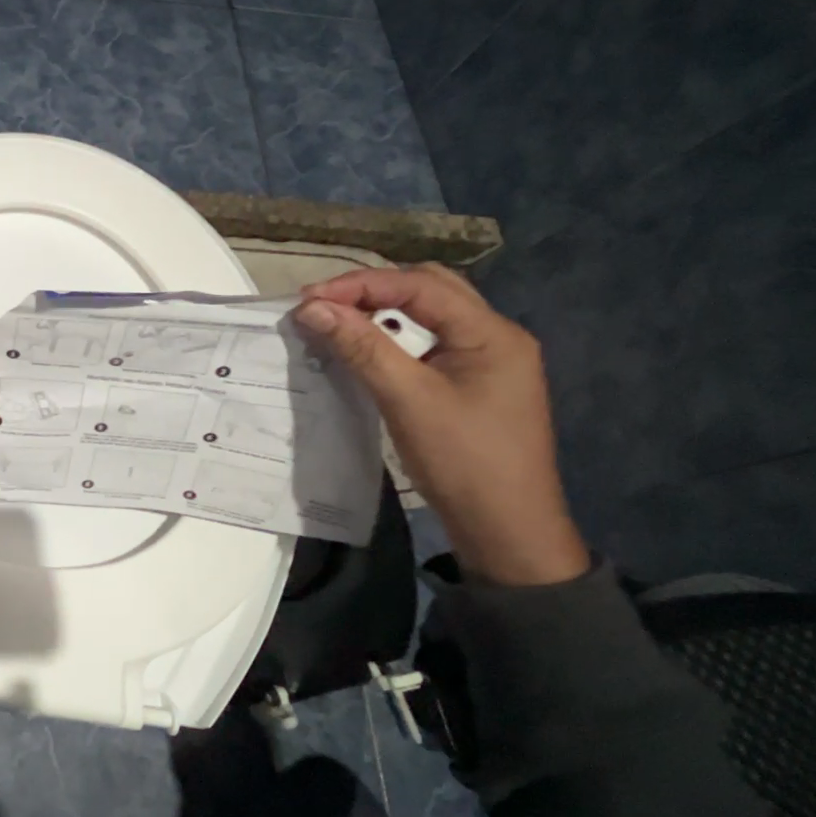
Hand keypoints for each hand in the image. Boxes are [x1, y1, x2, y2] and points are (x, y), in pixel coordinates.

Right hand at [294, 264, 588, 586]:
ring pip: (427, 314)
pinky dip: (391, 336)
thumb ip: (361, 347)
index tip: (308, 299)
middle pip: (427, 289)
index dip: (359, 285)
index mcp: (491, 333)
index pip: (418, 285)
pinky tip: (363, 349)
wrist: (506, 531)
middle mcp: (494, 336)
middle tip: (322, 306)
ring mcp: (486, 360)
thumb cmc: (463, 461)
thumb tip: (311, 307)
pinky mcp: (472, 382)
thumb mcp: (407, 399)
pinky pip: (427, 341)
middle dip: (371, 290)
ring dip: (380, 311)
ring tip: (335, 322)